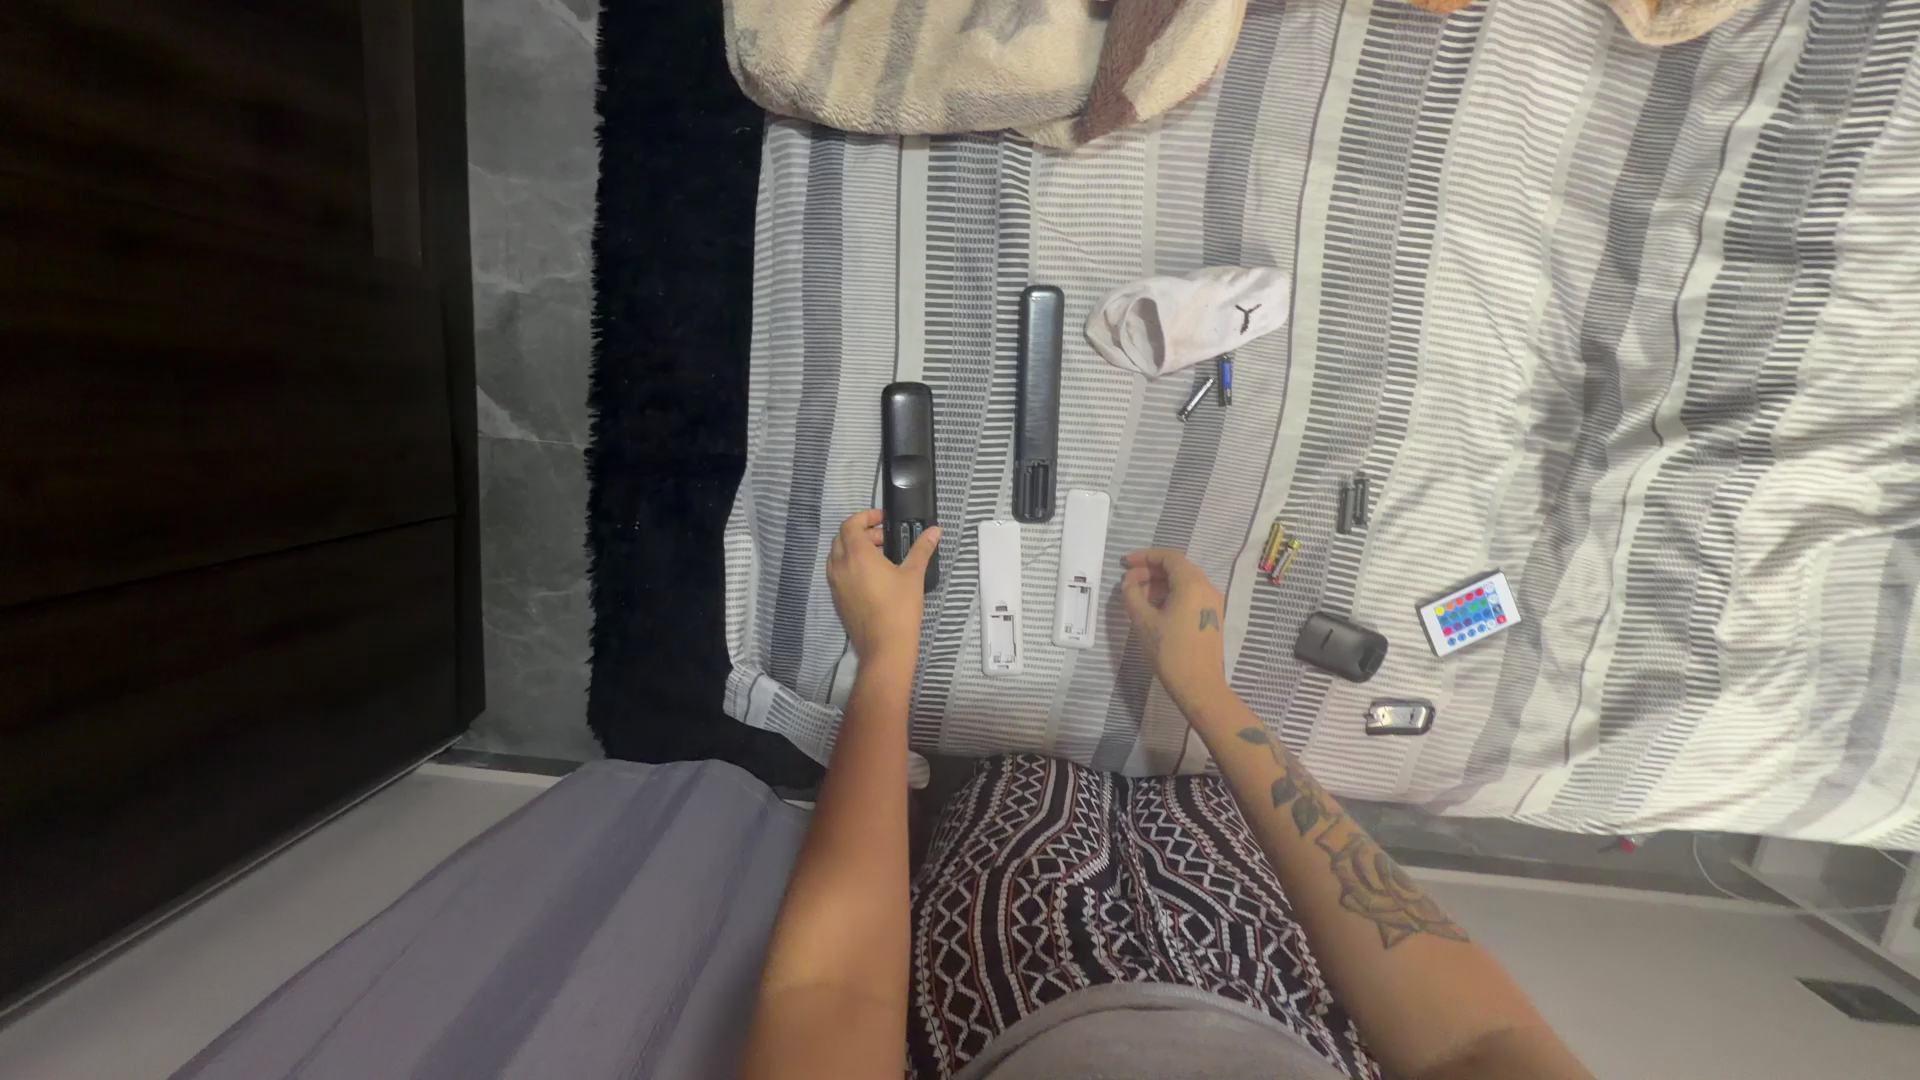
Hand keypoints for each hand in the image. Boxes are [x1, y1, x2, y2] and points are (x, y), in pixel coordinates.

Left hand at [827, 509, 939, 670]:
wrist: (884, 646)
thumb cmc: (900, 607)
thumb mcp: (913, 575)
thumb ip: (922, 549)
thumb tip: (935, 531)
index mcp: (856, 555)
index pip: (850, 524)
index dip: (865, 517)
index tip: (883, 520)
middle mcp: (840, 566)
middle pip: (841, 538)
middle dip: (861, 532)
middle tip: (884, 539)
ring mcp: (835, 584)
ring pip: (837, 556)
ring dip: (853, 549)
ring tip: (879, 557)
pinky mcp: (837, 599)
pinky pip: (838, 573)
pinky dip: (850, 566)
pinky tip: (872, 577)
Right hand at [1121, 548, 1227, 712]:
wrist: (1199, 685)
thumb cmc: (1170, 651)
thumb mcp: (1144, 621)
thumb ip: (1133, 595)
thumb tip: (1129, 583)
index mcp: (1192, 584)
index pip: (1169, 557)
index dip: (1145, 556)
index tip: (1125, 564)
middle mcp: (1207, 588)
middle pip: (1177, 568)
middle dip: (1150, 571)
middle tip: (1128, 582)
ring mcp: (1212, 603)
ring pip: (1184, 582)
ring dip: (1159, 584)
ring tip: (1137, 597)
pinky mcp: (1211, 617)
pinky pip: (1190, 595)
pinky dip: (1171, 595)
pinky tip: (1153, 609)